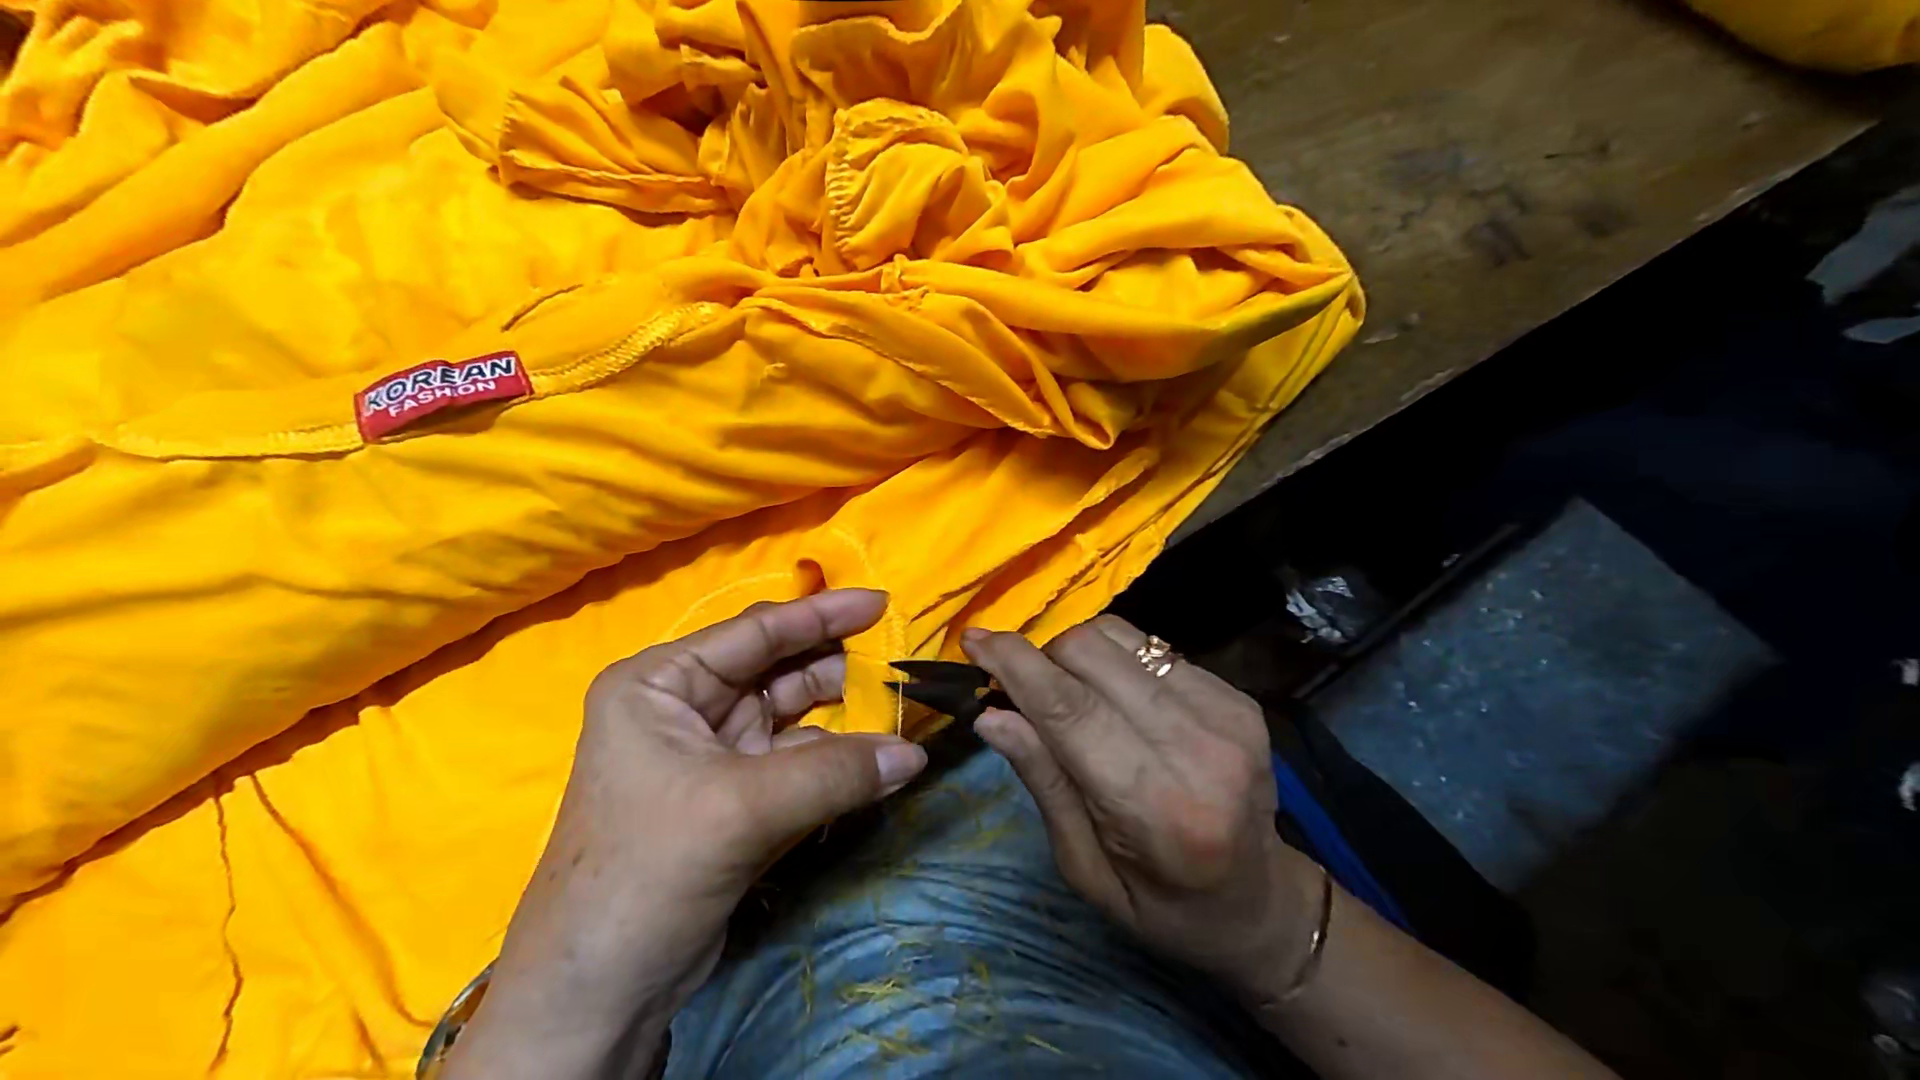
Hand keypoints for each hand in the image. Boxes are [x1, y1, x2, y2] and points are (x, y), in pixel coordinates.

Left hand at [445, 589, 927, 1079]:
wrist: (597, 995)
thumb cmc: (646, 872)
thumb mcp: (741, 809)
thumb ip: (834, 773)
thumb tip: (915, 754)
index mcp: (662, 683)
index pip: (755, 631)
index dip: (821, 614)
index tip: (880, 601)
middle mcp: (686, 707)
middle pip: (778, 669)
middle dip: (840, 665)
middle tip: (901, 658)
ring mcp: (713, 753)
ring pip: (794, 716)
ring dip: (845, 715)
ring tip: (902, 706)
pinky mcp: (737, 797)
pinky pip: (800, 761)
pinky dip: (839, 760)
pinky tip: (880, 759)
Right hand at [962, 616, 1322, 1001]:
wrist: (1263, 902)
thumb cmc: (1162, 904)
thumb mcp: (1084, 868)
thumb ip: (1043, 782)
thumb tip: (990, 716)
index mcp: (1156, 806)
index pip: (1070, 709)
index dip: (1015, 665)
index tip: (973, 640)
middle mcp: (1198, 746)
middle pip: (1090, 654)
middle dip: (1041, 658)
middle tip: (1025, 692)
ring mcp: (1226, 712)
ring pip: (1118, 636)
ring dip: (1075, 653)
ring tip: (1072, 695)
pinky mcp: (1237, 694)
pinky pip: (1150, 646)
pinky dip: (1114, 661)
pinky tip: (1116, 698)